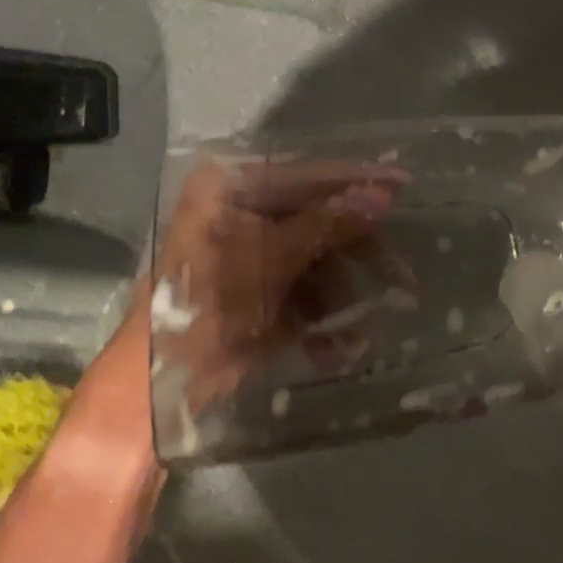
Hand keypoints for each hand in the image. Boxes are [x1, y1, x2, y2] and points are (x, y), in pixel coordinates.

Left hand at [152, 158, 408, 408]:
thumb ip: (328, 223)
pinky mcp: (254, 293)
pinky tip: (340, 345)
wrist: (157, 386)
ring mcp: (247, 255)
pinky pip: (302, 292)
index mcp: (230, 192)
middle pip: (316, 219)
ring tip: (364, 323)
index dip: (357, 181)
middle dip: (358, 253)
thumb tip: (383, 194)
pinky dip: (323, 316)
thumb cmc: (208, 307)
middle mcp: (238, 214)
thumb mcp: (272, 260)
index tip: (404, 184)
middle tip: (401, 274)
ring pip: (315, 259)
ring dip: (344, 293)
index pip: (306, 176)